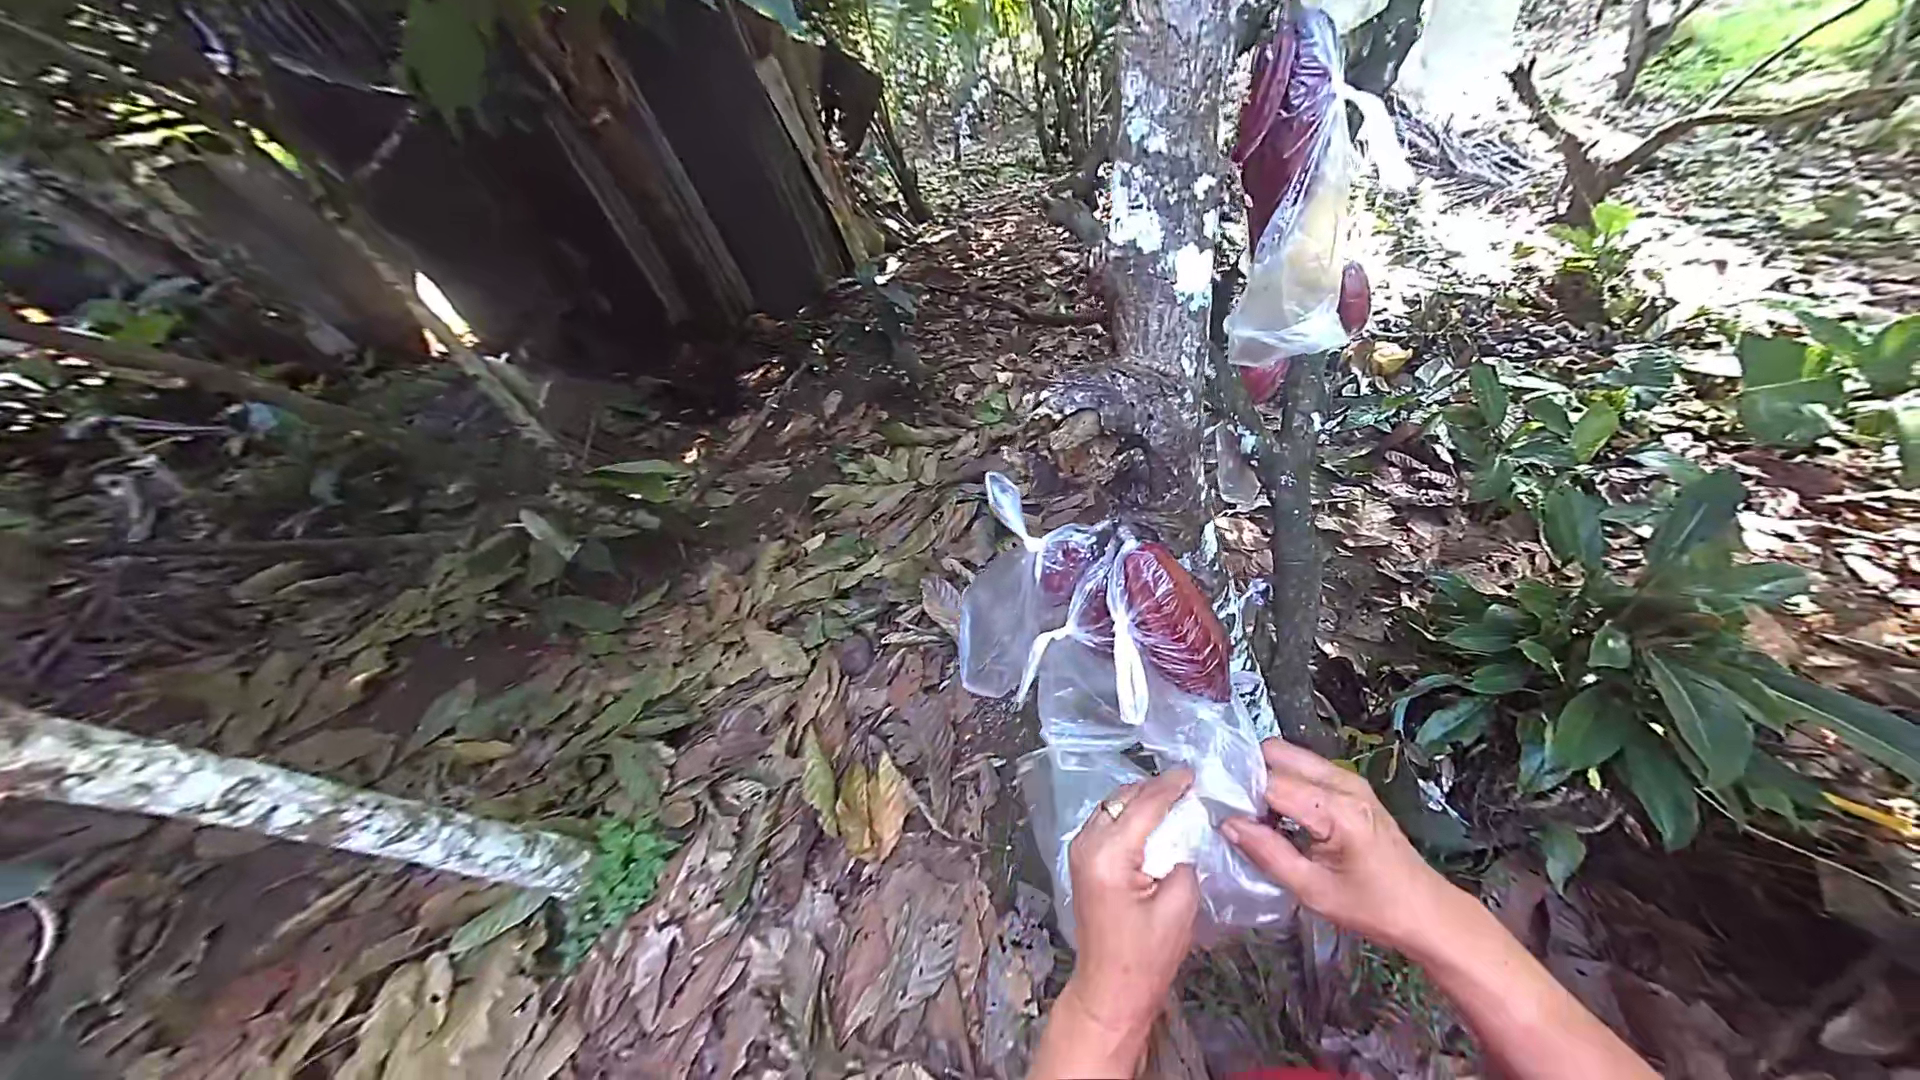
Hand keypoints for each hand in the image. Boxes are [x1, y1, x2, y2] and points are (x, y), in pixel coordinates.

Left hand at [1062, 767, 1200, 1036]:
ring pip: (1112, 805)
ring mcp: (1079, 848)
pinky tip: (1151, 816)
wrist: (1110, 987)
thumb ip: (1183, 859)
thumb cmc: (1146, 957)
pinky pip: (1106, 820)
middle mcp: (1086, 843)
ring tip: (1173, 796)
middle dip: (1155, 788)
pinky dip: (1128, 813)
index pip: (1143, 806)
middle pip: (1123, 799)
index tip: (1192, 773)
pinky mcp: (1081, 856)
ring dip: (1140, 798)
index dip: (1170, 787)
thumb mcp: (1178, 908)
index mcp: (1108, 855)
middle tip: (1188, 784)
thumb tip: (1184, 829)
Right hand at [1220, 738, 1451, 953]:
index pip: (1269, 783)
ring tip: (1258, 811)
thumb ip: (1267, 853)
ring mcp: (1347, 777)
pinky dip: (1282, 778)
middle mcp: (1342, 783)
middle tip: (1238, 807)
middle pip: (1275, 753)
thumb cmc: (1373, 908)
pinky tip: (1281, 811)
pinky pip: (1302, 763)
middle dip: (1249, 775)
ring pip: (1287, 753)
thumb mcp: (1313, 891)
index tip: (1220, 810)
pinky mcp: (1349, 781)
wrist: (1429, 913)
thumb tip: (1228, 824)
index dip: (1240, 794)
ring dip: (1265, 774)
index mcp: (1336, 811)